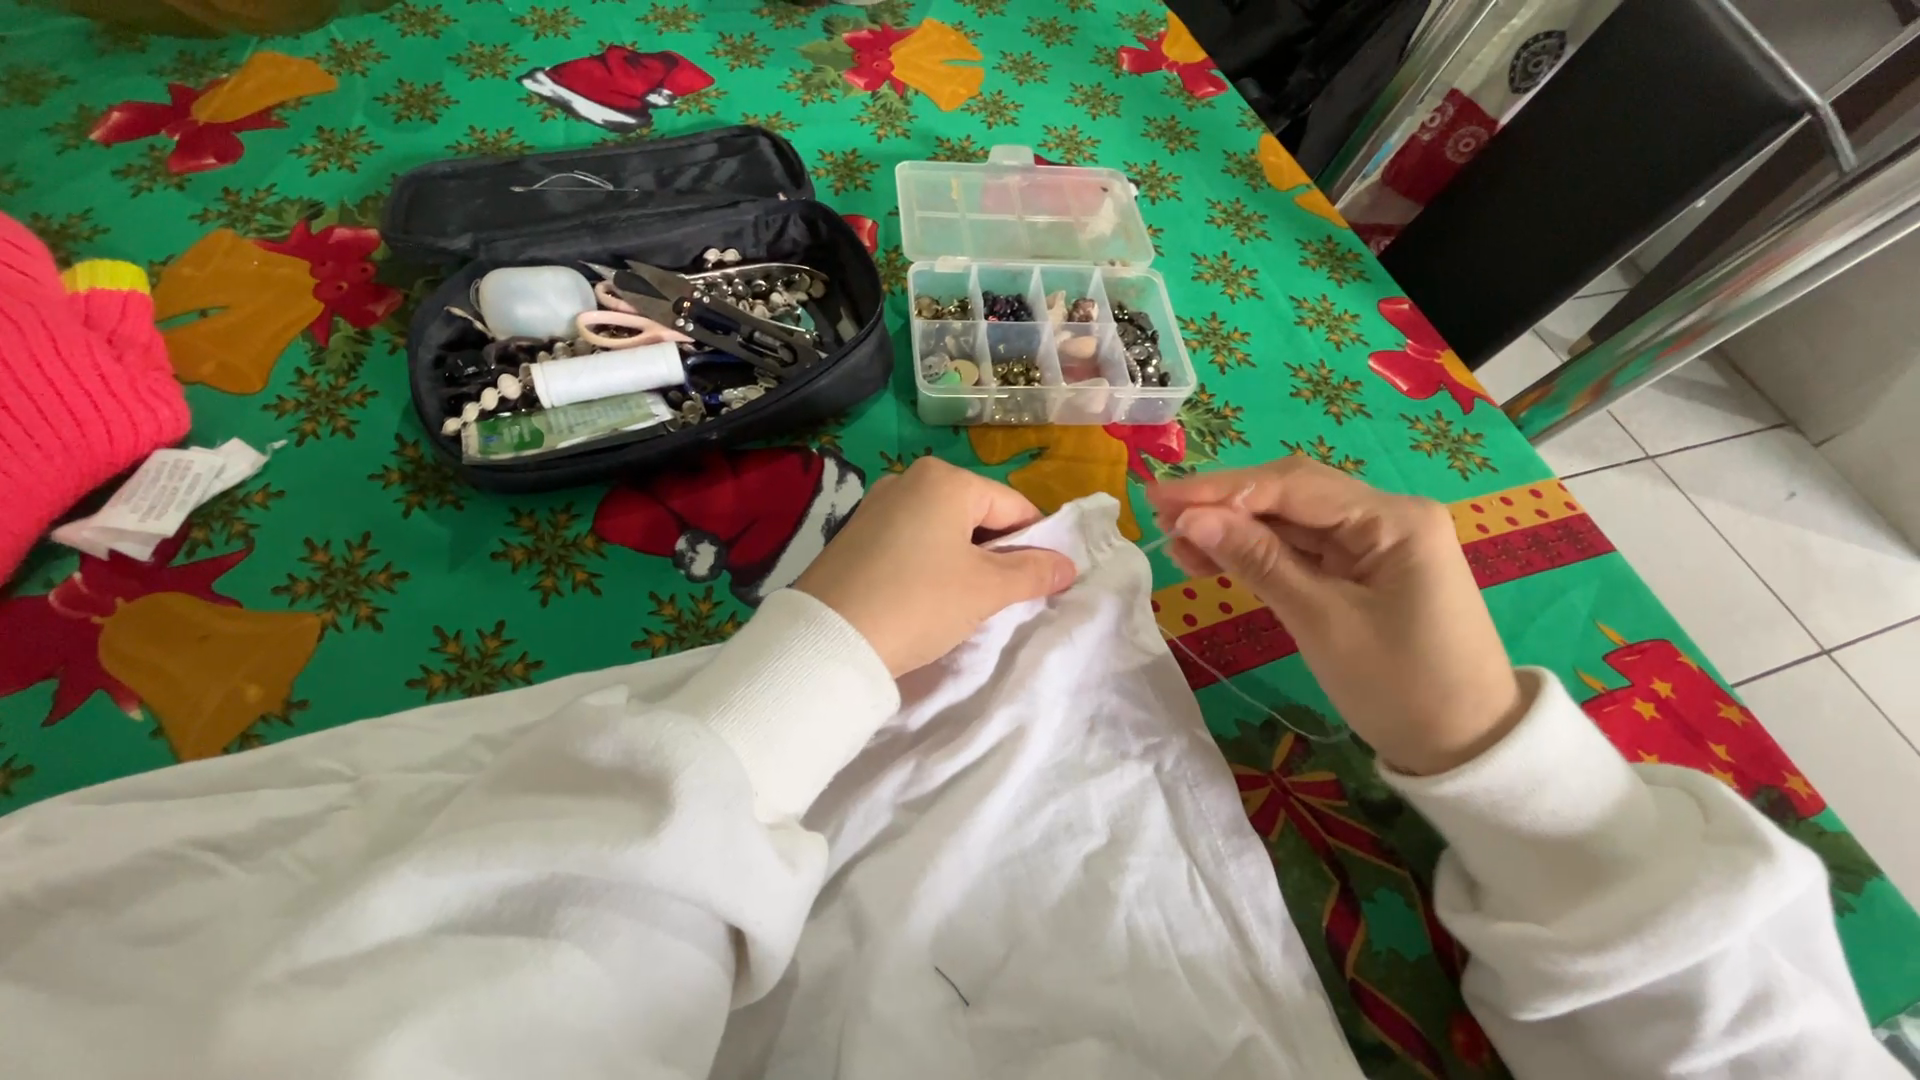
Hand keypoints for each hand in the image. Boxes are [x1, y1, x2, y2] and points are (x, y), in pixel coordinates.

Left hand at [795, 458, 1077, 676]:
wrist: (830, 639)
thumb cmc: (919, 602)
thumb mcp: (985, 590)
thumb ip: (1032, 573)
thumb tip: (1068, 566)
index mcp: (945, 479)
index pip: (1013, 505)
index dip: (1035, 543)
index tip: (1041, 582)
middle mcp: (908, 479)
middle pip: (976, 513)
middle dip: (996, 552)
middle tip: (999, 597)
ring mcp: (876, 505)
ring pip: (942, 528)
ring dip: (963, 560)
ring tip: (961, 601)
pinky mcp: (855, 534)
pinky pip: (910, 540)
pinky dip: (928, 563)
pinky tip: (924, 597)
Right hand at [1149, 458, 1525, 775]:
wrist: (1466, 748)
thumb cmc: (1401, 686)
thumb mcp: (1322, 621)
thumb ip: (1258, 561)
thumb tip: (1192, 519)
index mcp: (1393, 518)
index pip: (1292, 485)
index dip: (1221, 489)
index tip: (1161, 497)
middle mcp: (1386, 516)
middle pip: (1290, 493)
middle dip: (1223, 502)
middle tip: (1160, 513)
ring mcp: (1374, 542)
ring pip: (1290, 521)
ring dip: (1234, 527)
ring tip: (1175, 539)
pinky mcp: (1361, 569)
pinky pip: (1300, 549)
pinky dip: (1256, 552)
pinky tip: (1210, 557)